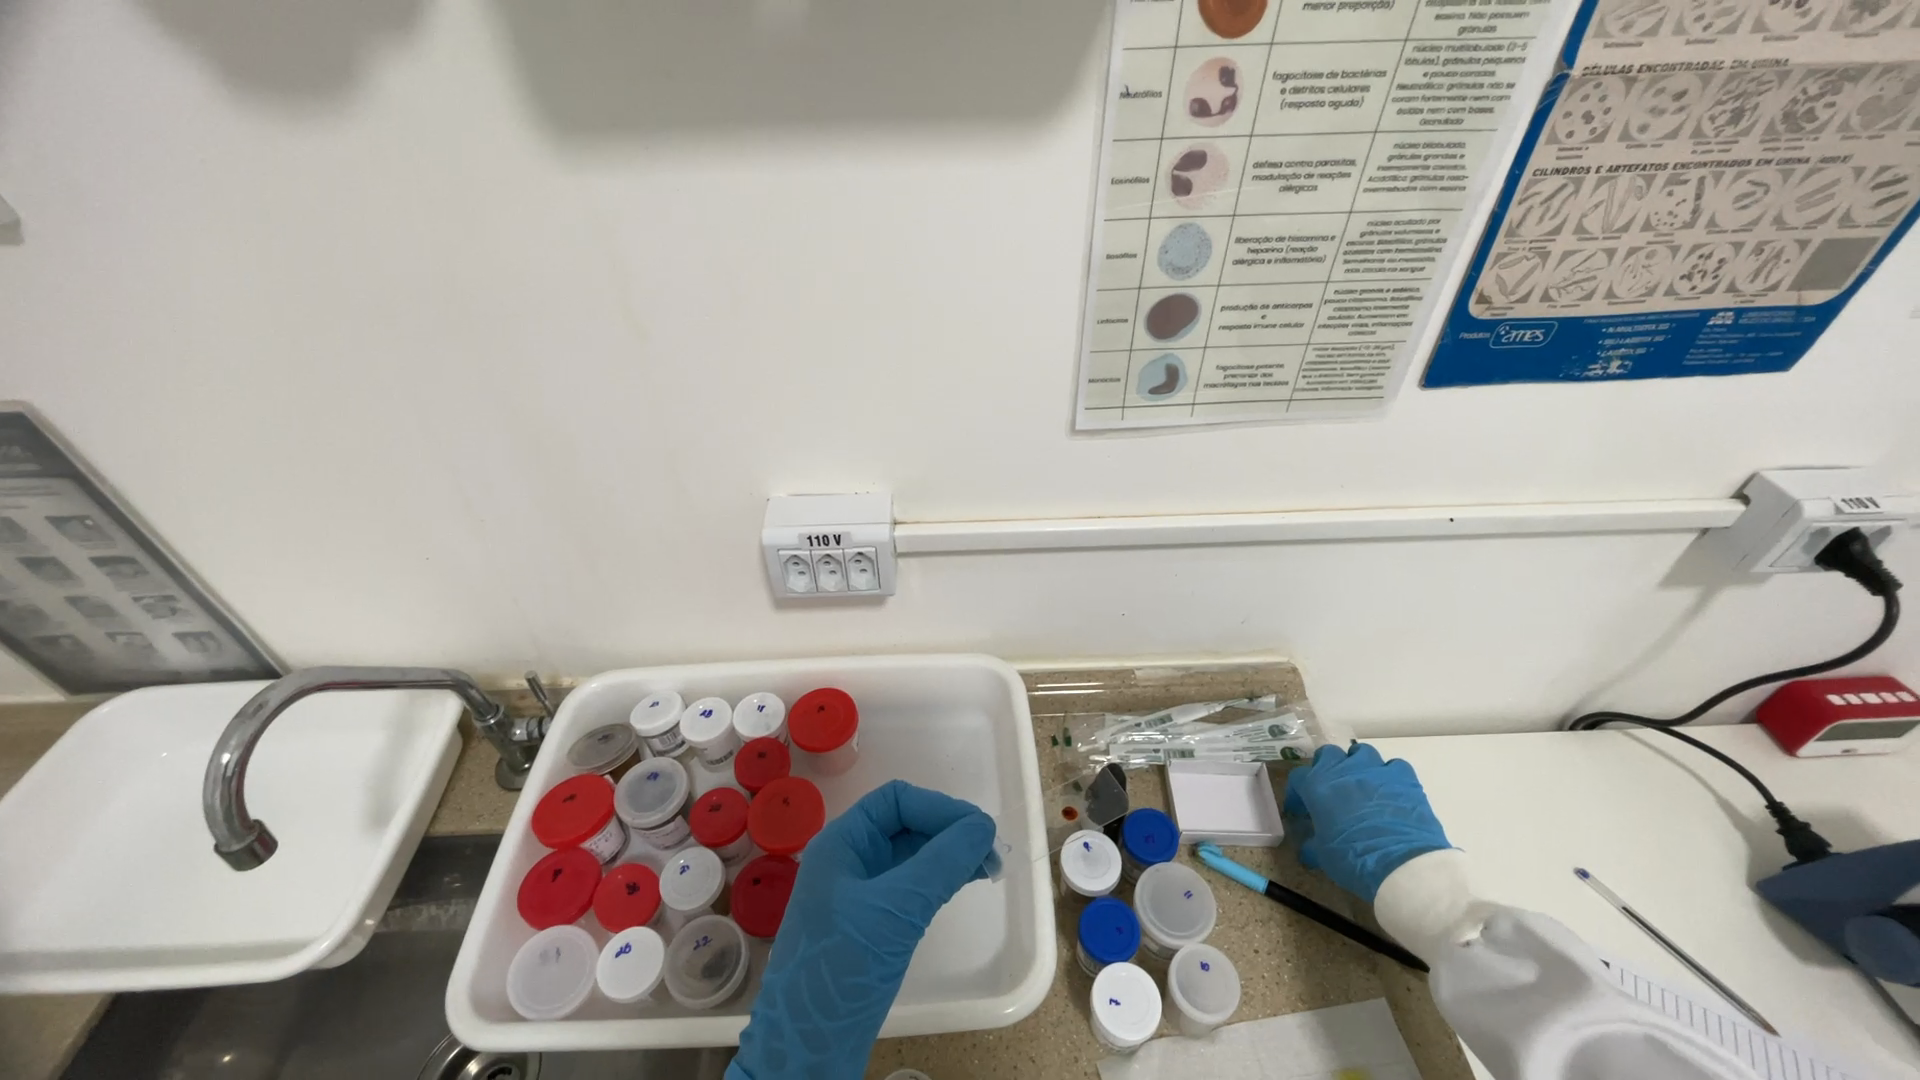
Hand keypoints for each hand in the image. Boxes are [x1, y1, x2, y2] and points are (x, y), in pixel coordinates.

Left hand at [728, 781, 994, 1079]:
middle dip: (949, 831)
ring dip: (950, 855)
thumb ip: (940, 864)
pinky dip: (941, 880)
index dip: (938, 808)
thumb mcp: (895, 910)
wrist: (808, 1050)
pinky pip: (912, 886)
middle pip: (906, 824)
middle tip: (992, 853)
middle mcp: (850, 860)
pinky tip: (965, 883)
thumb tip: (982, 826)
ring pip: (913, 856)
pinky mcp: (873, 923)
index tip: (978, 831)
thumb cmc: (843, 968)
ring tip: (988, 868)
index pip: (896, 801)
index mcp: (842, 844)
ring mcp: (860, 893)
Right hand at [1283, 742, 1450, 902]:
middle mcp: (1342, 770)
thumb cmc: (1353, 858)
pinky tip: (1392, 793)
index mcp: (1316, 786)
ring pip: (1362, 752)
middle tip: (1332, 789)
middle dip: (1327, 768)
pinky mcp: (1404, 776)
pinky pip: (1394, 766)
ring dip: (1358, 764)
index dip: (1298, 793)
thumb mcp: (1323, 854)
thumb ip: (1313, 843)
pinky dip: (1391, 776)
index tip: (1302, 810)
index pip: (1298, 778)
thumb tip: (1309, 848)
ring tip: (1363, 784)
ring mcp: (1375, 769)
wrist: (1403, 864)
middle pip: (1328, 754)